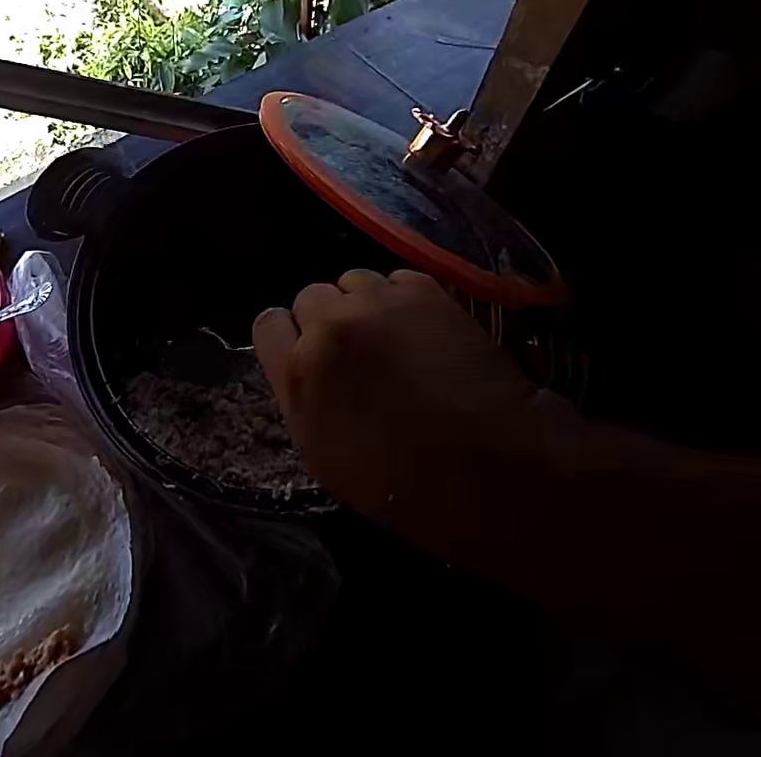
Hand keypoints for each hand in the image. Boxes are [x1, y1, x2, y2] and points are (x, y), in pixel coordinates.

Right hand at [252, 269, 543, 530]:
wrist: (493, 469)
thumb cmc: (402, 481)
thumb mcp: (321, 453)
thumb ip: (298, 393)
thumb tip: (300, 360)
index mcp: (297, 373)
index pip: (268, 323)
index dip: (288, 337)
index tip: (308, 351)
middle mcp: (329, 328)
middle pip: (309, 297)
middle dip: (326, 319)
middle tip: (356, 348)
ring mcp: (377, 305)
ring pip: (353, 282)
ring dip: (364, 305)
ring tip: (393, 336)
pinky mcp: (424, 293)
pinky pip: (395, 280)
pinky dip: (403, 300)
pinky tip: (422, 330)